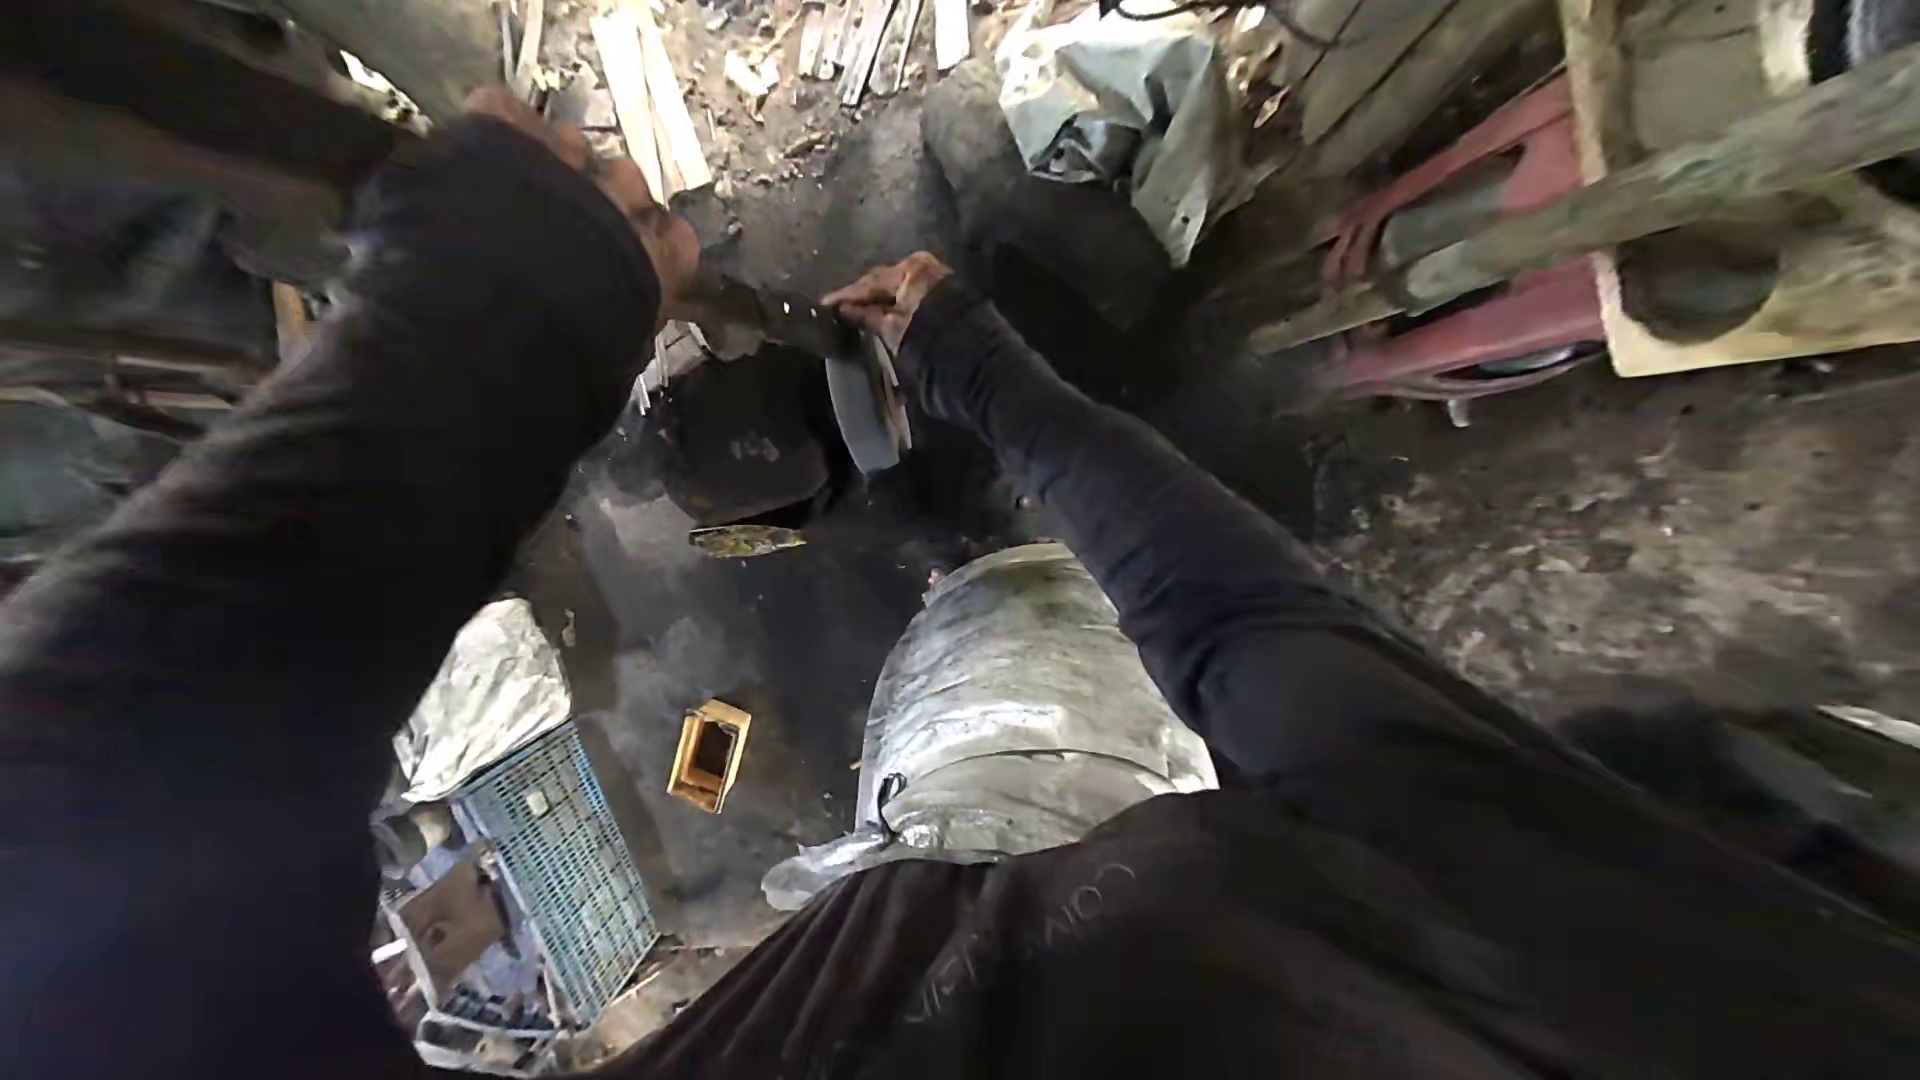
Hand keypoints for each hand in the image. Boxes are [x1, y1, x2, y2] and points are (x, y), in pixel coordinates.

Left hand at [464, 88, 698, 325]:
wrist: (509, 302)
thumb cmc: (578, 340)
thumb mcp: (624, 347)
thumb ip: (636, 322)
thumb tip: (633, 338)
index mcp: (658, 258)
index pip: (682, 239)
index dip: (665, 241)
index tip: (650, 250)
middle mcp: (623, 203)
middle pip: (632, 181)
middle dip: (614, 195)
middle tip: (587, 215)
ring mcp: (567, 163)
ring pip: (574, 142)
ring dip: (559, 159)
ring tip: (531, 181)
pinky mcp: (507, 133)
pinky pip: (509, 114)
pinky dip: (501, 126)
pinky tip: (491, 145)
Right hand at [822, 252, 952, 353]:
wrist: (972, 356)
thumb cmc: (930, 340)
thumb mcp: (894, 329)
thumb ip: (867, 316)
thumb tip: (844, 309)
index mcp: (911, 269)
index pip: (871, 281)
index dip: (847, 295)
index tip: (827, 303)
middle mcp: (924, 267)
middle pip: (885, 281)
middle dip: (863, 294)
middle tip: (841, 306)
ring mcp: (937, 279)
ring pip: (899, 287)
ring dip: (879, 299)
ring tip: (858, 310)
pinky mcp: (946, 295)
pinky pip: (913, 294)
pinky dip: (897, 303)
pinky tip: (884, 312)